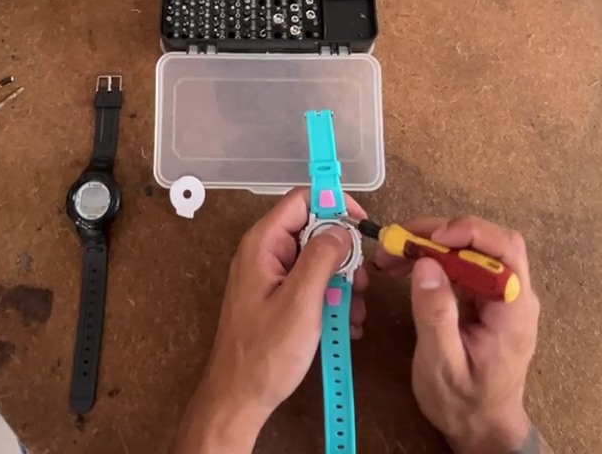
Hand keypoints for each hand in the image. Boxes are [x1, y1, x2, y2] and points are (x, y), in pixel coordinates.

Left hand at [172, 189, 368, 453]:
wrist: (239, 400)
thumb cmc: (266, 352)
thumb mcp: (301, 302)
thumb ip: (321, 259)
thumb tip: (342, 228)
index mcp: (263, 242)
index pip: (301, 201)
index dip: (333, 204)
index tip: (362, 225)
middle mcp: (265, 252)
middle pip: (312, 231)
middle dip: (342, 255)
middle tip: (360, 284)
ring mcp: (270, 276)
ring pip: (316, 261)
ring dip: (341, 282)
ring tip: (355, 312)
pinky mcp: (277, 298)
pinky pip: (309, 284)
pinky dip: (330, 299)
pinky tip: (345, 325)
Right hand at [373, 216, 539, 453]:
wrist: (481, 429)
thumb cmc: (464, 403)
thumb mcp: (443, 365)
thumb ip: (436, 316)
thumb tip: (426, 264)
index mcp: (513, 309)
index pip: (505, 250)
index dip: (470, 232)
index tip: (431, 239)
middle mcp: (513, 294)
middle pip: (484, 241)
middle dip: (439, 232)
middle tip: (398, 241)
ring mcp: (499, 293)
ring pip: (468, 247)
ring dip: (429, 243)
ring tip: (392, 254)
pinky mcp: (483, 295)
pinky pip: (459, 262)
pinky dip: (430, 257)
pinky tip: (404, 266)